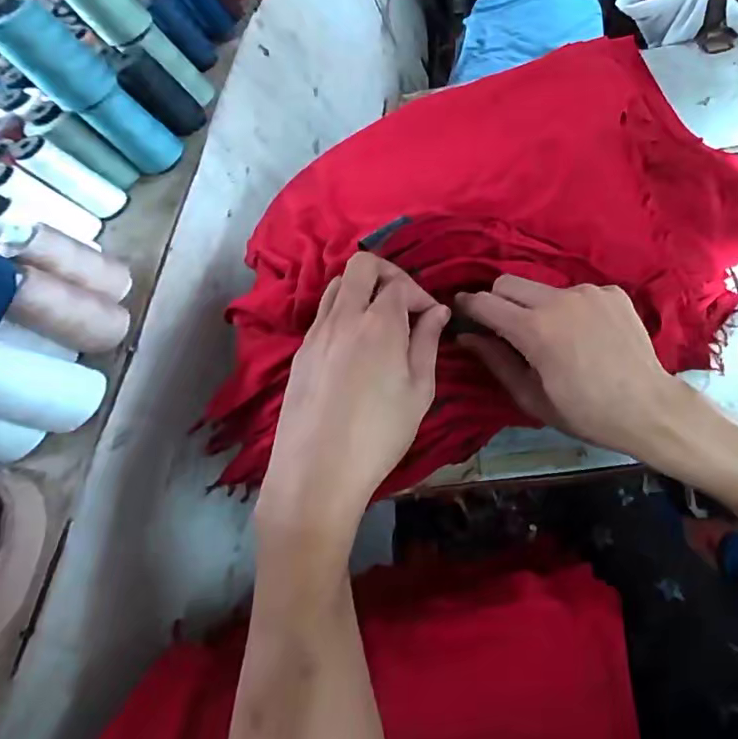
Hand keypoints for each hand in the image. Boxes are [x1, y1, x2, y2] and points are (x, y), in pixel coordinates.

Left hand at [259, 252, 449, 526]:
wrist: (316, 473)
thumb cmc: (380, 434)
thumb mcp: (420, 390)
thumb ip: (428, 343)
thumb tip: (437, 312)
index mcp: (378, 323)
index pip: (400, 283)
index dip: (421, 295)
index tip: (432, 320)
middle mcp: (343, 317)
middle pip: (361, 265)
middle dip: (388, 273)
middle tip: (404, 302)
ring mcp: (316, 333)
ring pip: (336, 284)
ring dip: (362, 289)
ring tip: (380, 320)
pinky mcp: (300, 352)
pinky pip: (323, 312)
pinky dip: (343, 311)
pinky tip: (357, 345)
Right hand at [454, 276, 715, 467]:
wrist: (648, 407)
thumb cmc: (586, 412)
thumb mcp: (533, 398)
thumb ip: (496, 362)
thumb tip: (467, 337)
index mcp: (534, 328)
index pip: (485, 302)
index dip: (467, 306)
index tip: (462, 312)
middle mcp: (559, 299)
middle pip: (509, 282)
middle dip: (498, 300)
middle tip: (506, 327)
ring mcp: (589, 291)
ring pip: (546, 288)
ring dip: (539, 306)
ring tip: (557, 336)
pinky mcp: (613, 292)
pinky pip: (580, 293)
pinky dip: (575, 310)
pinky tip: (590, 335)